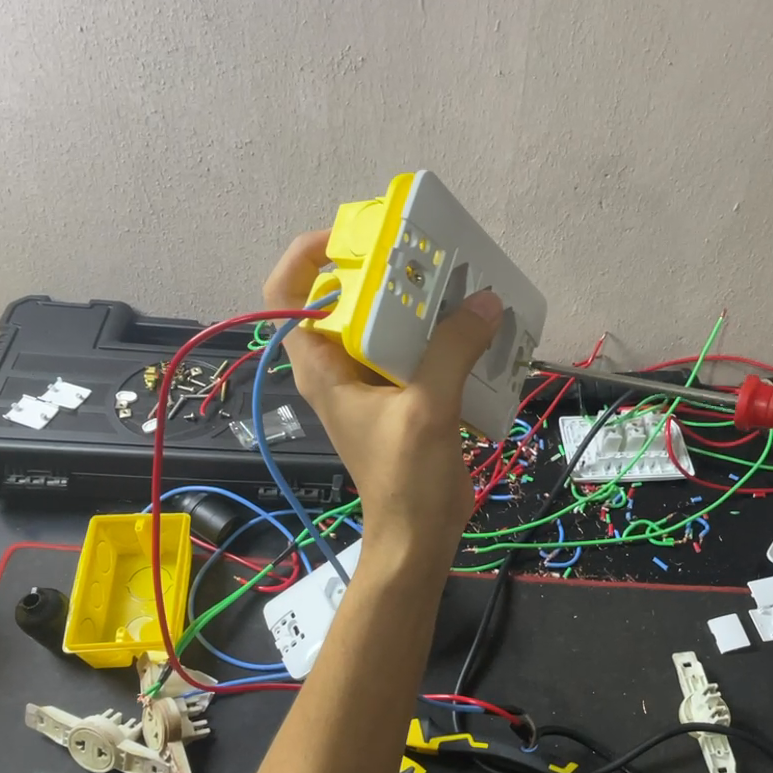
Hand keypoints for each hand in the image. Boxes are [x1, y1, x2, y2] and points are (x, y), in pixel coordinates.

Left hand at [264, 231, 501, 568]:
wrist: (419, 536)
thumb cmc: (406, 478)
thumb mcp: (427, 409)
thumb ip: (453, 351)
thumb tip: (485, 302)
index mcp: (323, 369)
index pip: (287, 296)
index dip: (307, 256)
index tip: (352, 237)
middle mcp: (341, 371)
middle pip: (345, 303)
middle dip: (381, 274)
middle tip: (424, 257)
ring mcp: (371, 387)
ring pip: (384, 329)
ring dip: (416, 306)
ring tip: (456, 287)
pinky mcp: (401, 402)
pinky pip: (413, 355)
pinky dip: (437, 339)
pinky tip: (472, 332)